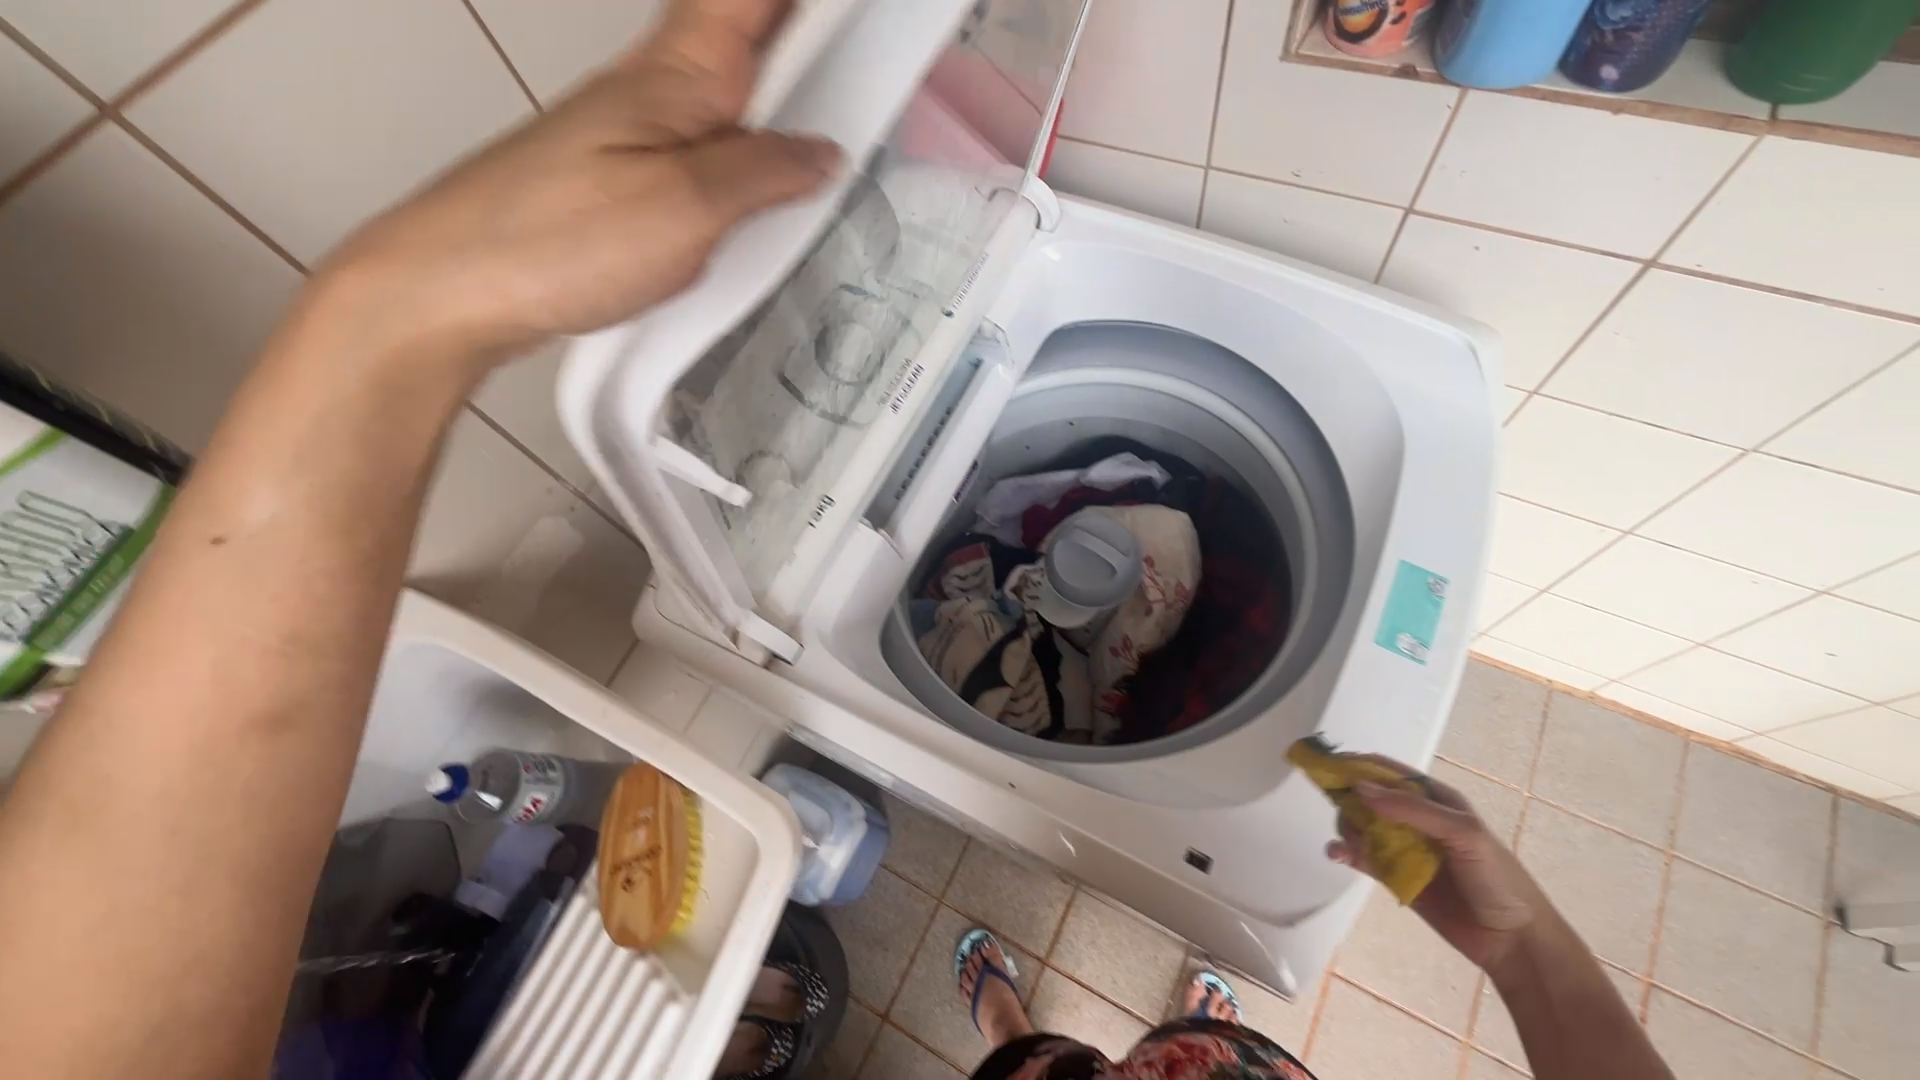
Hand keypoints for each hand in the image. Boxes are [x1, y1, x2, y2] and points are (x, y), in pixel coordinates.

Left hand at [312, 0, 840, 374]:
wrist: (458, 285)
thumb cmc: (560, 238)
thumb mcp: (685, 206)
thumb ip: (764, 172)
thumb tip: (823, 154)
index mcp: (680, 71)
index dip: (810, 3)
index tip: (862, 16)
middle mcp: (664, 88)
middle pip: (751, 33)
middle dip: (810, 35)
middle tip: (872, 64)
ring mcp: (647, 133)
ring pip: (735, 91)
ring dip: (789, 89)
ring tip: (846, 110)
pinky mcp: (636, 177)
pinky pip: (713, 145)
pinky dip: (757, 148)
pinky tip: (781, 181)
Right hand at [1326, 760, 1543, 970]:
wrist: (1513, 941)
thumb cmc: (1496, 878)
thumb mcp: (1462, 833)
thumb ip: (1411, 809)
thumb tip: (1359, 788)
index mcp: (1435, 800)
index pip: (1389, 772)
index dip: (1358, 766)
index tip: (1327, 766)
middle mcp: (1415, 818)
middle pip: (1368, 798)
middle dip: (1348, 800)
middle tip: (1341, 813)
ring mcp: (1404, 848)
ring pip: (1360, 826)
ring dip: (1346, 828)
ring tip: (1348, 844)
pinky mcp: (1394, 875)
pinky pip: (1362, 857)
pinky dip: (1345, 852)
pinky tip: (1338, 855)